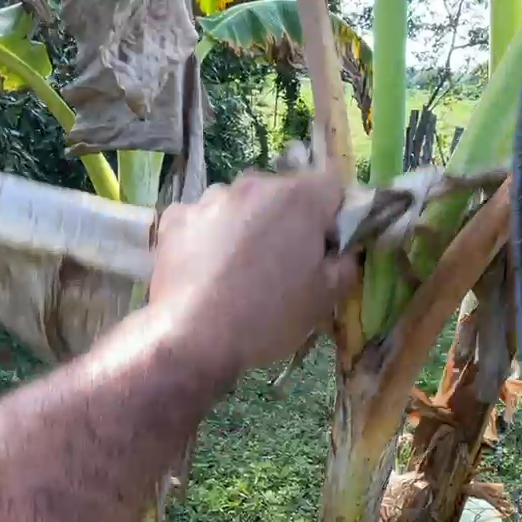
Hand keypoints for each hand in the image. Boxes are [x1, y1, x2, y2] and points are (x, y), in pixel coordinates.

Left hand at [149, 170, 358, 375]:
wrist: (193, 337)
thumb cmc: (268, 318)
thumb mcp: (323, 300)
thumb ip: (345, 266)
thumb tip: (345, 252)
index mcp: (298, 198)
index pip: (333, 189)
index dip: (335, 219)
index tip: (326, 251)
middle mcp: (253, 184)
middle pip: (282, 195)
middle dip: (288, 223)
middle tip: (282, 268)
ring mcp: (210, 198)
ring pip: (240, 207)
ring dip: (246, 229)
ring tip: (238, 273)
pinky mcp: (176, 218)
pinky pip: (203, 222)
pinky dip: (209, 239)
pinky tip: (206, 273)